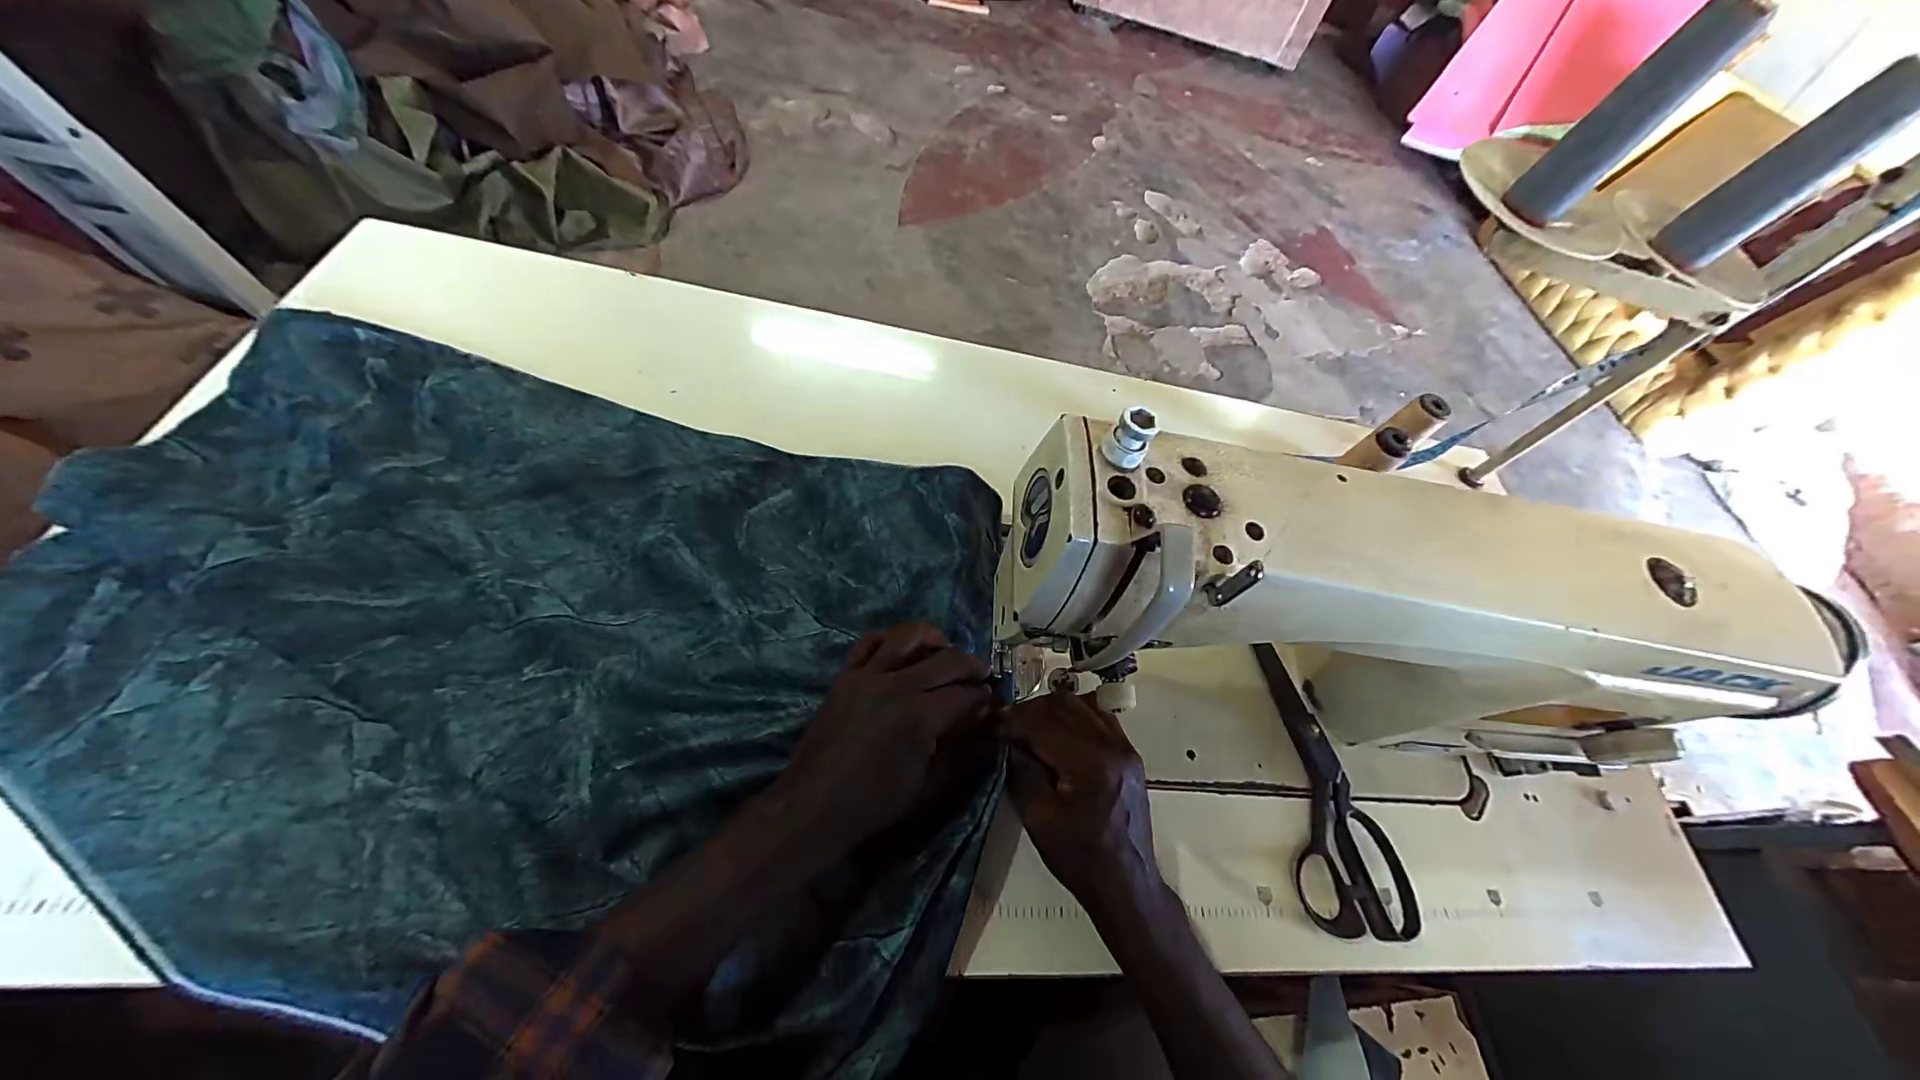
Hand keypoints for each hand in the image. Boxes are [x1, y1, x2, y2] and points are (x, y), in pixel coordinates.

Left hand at [772, 623, 993, 848]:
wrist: (814, 804)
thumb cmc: (875, 803)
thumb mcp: (928, 784)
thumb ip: (960, 748)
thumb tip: (983, 720)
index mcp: (921, 717)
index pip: (965, 694)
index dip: (984, 696)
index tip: (992, 700)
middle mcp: (897, 686)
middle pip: (947, 659)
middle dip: (971, 665)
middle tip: (981, 675)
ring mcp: (867, 676)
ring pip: (908, 636)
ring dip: (934, 639)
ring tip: (946, 650)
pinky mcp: (845, 676)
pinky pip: (868, 642)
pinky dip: (890, 639)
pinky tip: (902, 650)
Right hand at [1003, 686, 1158, 902]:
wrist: (1126, 883)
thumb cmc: (1079, 857)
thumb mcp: (1038, 817)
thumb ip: (1021, 770)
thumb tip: (1006, 738)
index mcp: (1091, 762)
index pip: (1044, 722)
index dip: (1014, 720)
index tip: (991, 724)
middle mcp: (1112, 745)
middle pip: (1064, 706)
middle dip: (1030, 710)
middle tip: (1006, 725)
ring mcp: (1125, 747)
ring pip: (1083, 704)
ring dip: (1052, 709)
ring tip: (1029, 726)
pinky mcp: (1129, 754)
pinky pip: (1099, 717)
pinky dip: (1075, 715)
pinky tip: (1058, 731)